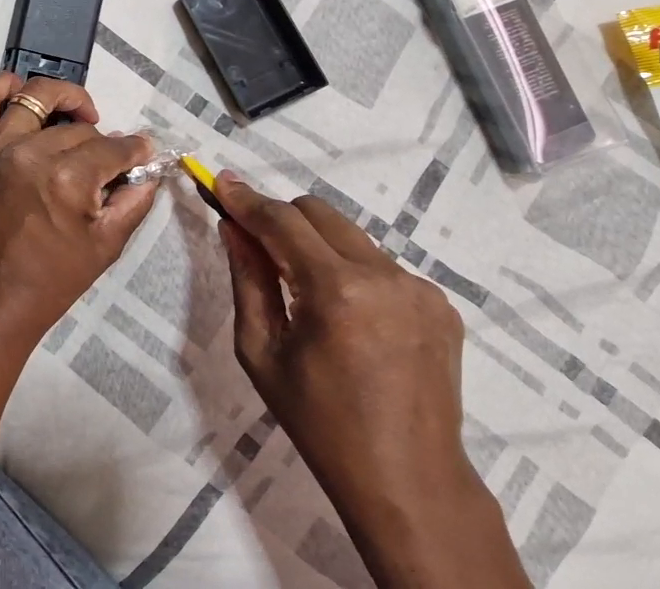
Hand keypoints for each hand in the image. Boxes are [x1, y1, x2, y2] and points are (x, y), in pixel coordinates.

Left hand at [0, 73, 157, 348]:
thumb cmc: (53, 276)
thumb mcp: (109, 242)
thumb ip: (135, 198)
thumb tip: (148, 164)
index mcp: (67, 179)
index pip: (113, 148)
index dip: (134, 151)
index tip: (141, 154)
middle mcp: (29, 153)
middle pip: (78, 128)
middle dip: (101, 141)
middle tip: (104, 160)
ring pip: (36, 99)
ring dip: (63, 101)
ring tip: (77, 114)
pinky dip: (1, 85)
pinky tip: (22, 90)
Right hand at [214, 174, 528, 588]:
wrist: (407, 478)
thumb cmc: (319, 421)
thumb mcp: (262, 352)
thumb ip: (248, 280)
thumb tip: (234, 228)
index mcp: (336, 291)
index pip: (282, 221)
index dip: (246, 200)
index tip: (219, 181)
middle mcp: (385, 276)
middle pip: (320, 213)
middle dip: (281, 218)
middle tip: (256, 244)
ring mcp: (420, 289)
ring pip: (352, 237)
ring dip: (318, 247)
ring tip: (305, 294)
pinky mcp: (440, 305)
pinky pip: (382, 267)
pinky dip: (353, 274)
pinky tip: (348, 319)